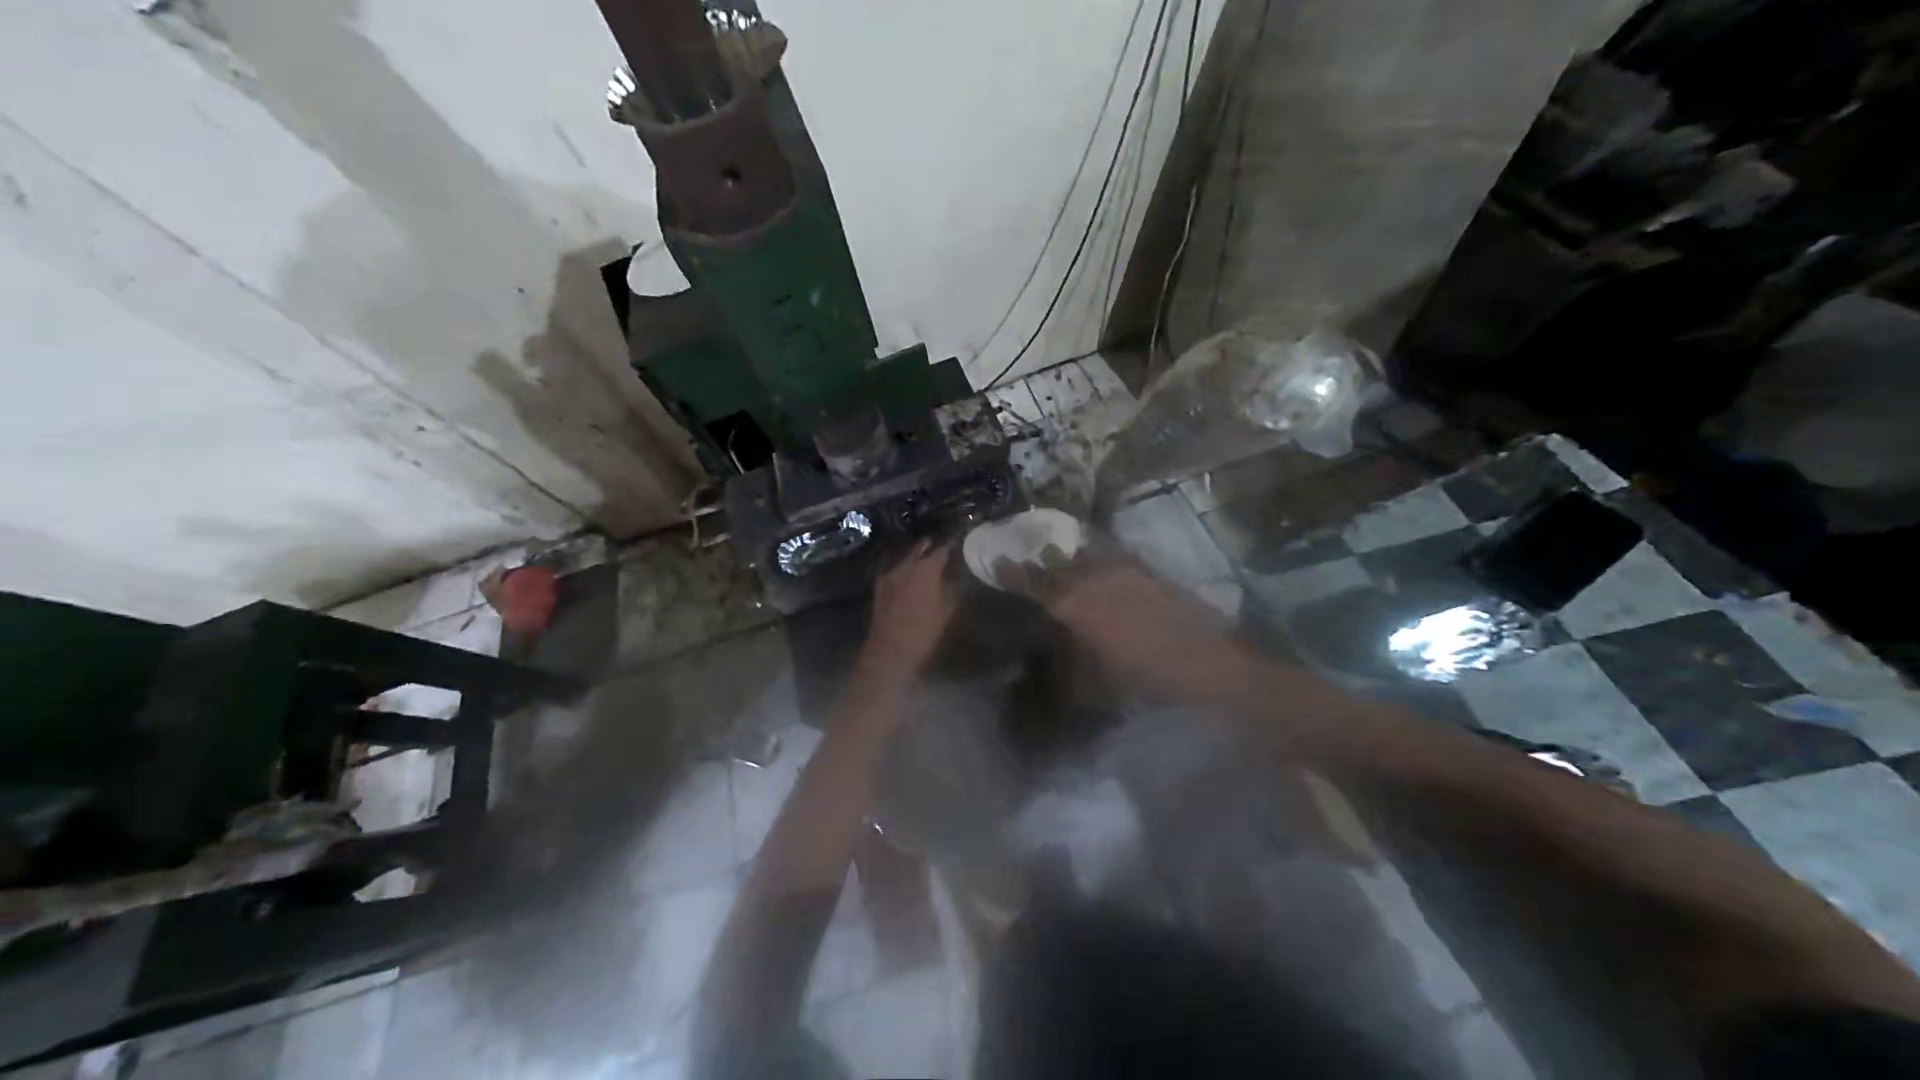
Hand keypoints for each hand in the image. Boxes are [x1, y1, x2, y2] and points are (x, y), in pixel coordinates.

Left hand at [861, 540, 955, 674]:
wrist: (890, 649)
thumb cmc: (925, 631)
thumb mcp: (948, 610)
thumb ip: (954, 586)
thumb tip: (959, 573)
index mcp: (927, 568)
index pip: (943, 548)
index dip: (952, 545)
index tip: (959, 544)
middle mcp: (907, 563)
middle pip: (921, 546)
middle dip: (932, 546)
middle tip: (942, 551)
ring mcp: (890, 572)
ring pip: (906, 556)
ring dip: (917, 556)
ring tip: (927, 562)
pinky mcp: (879, 583)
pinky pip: (895, 568)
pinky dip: (904, 567)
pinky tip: (909, 576)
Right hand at [1012, 556, 1242, 701]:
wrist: (1205, 660)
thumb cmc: (1146, 677)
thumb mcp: (1099, 679)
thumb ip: (1073, 658)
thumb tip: (1061, 649)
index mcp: (1073, 607)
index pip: (1033, 582)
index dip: (1012, 572)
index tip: (997, 560)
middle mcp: (1091, 579)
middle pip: (1056, 562)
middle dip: (1039, 560)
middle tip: (1028, 559)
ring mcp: (1120, 569)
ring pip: (1084, 553)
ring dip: (1070, 557)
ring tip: (1063, 559)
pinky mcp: (1145, 568)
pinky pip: (1112, 554)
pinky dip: (1099, 557)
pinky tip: (1101, 564)